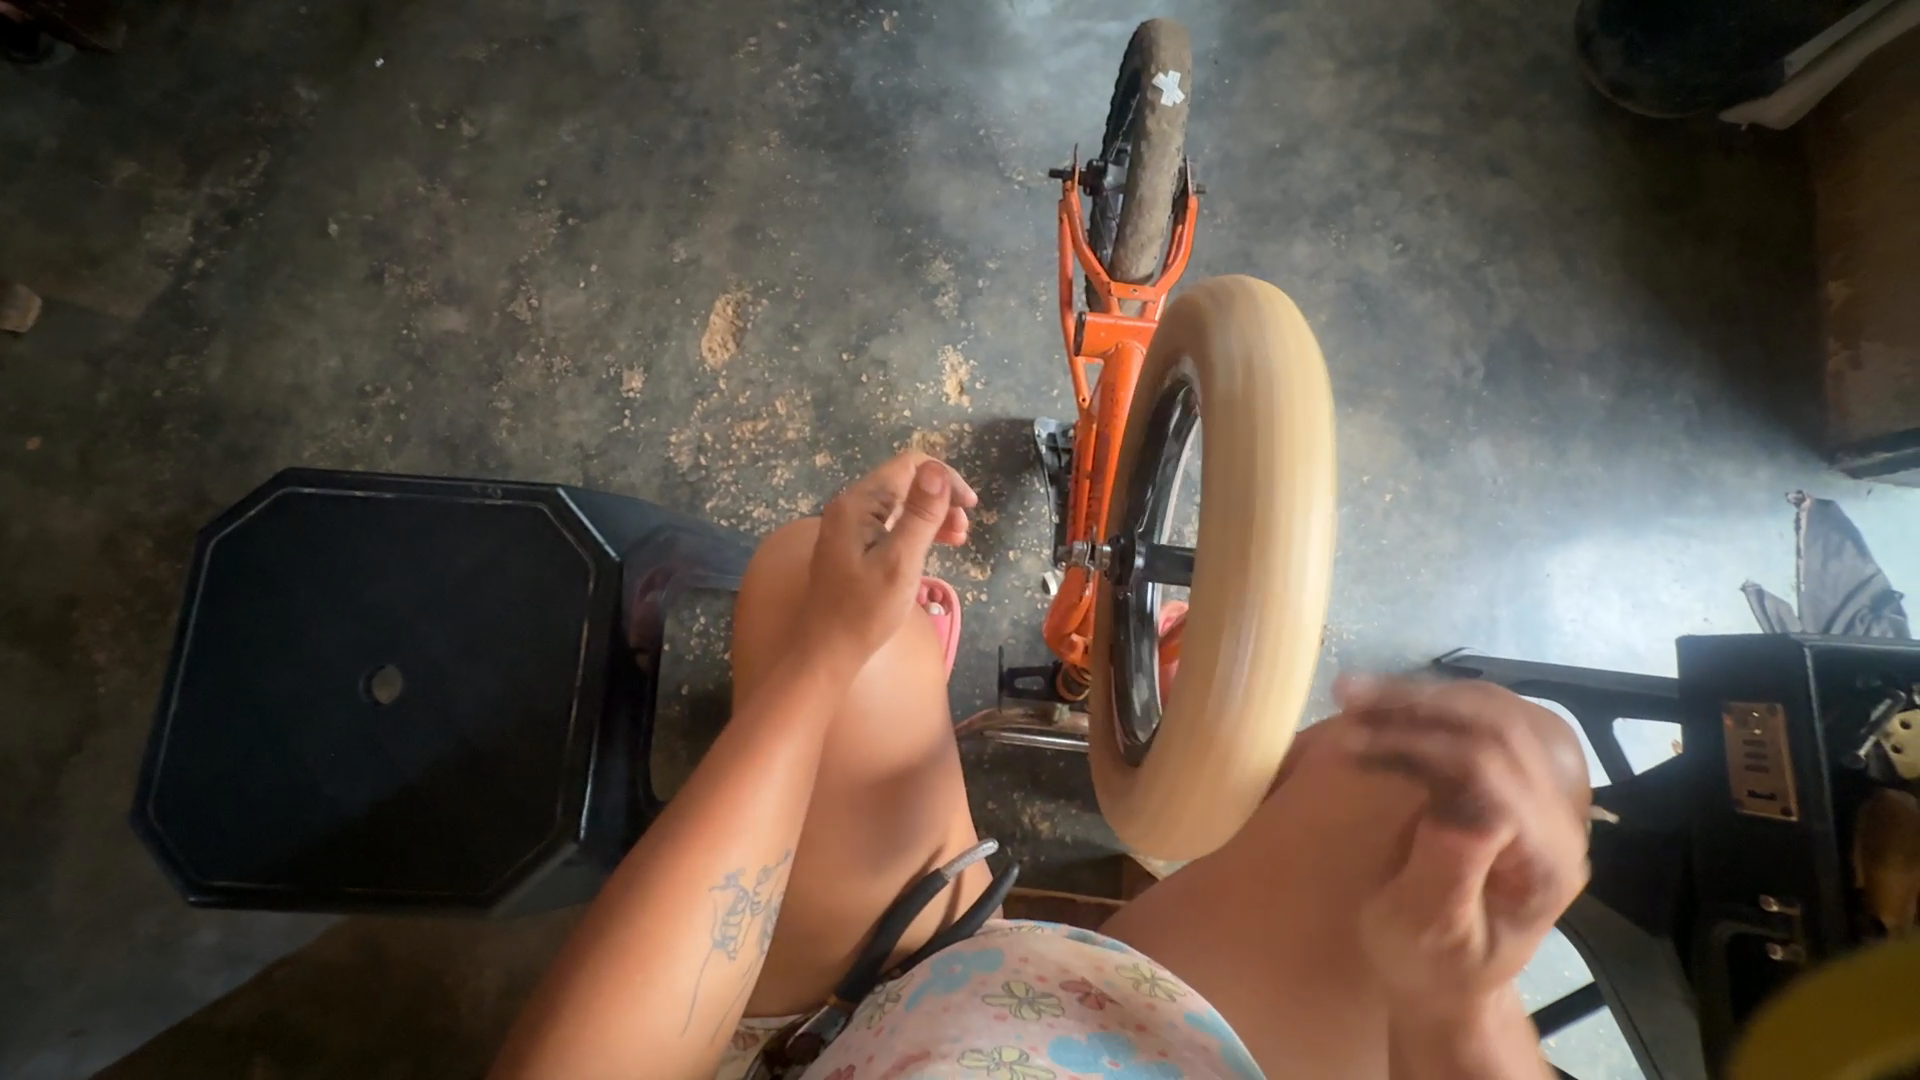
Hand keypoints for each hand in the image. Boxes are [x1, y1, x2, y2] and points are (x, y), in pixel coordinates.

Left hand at [800, 452, 976, 670]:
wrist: (826, 653)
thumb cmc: (865, 611)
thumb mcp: (901, 562)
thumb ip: (921, 514)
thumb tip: (938, 469)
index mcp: (858, 504)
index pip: (910, 466)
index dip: (944, 479)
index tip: (969, 507)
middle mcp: (850, 507)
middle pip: (905, 482)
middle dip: (940, 499)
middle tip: (964, 530)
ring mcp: (850, 527)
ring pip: (901, 504)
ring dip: (932, 515)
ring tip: (957, 539)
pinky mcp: (853, 546)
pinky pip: (891, 524)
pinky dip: (917, 530)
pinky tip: (934, 546)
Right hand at [1337, 676, 1590, 1020]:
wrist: (1447, 970)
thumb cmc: (1428, 961)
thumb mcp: (1428, 933)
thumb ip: (1448, 875)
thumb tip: (1457, 811)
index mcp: (1543, 862)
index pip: (1494, 773)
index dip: (1420, 743)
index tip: (1349, 739)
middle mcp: (1556, 820)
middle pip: (1501, 730)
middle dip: (1417, 705)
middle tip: (1345, 697)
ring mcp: (1540, 794)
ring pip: (1495, 712)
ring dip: (1421, 694)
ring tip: (1353, 692)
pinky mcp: (1517, 778)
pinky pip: (1484, 717)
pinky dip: (1429, 700)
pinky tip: (1384, 703)